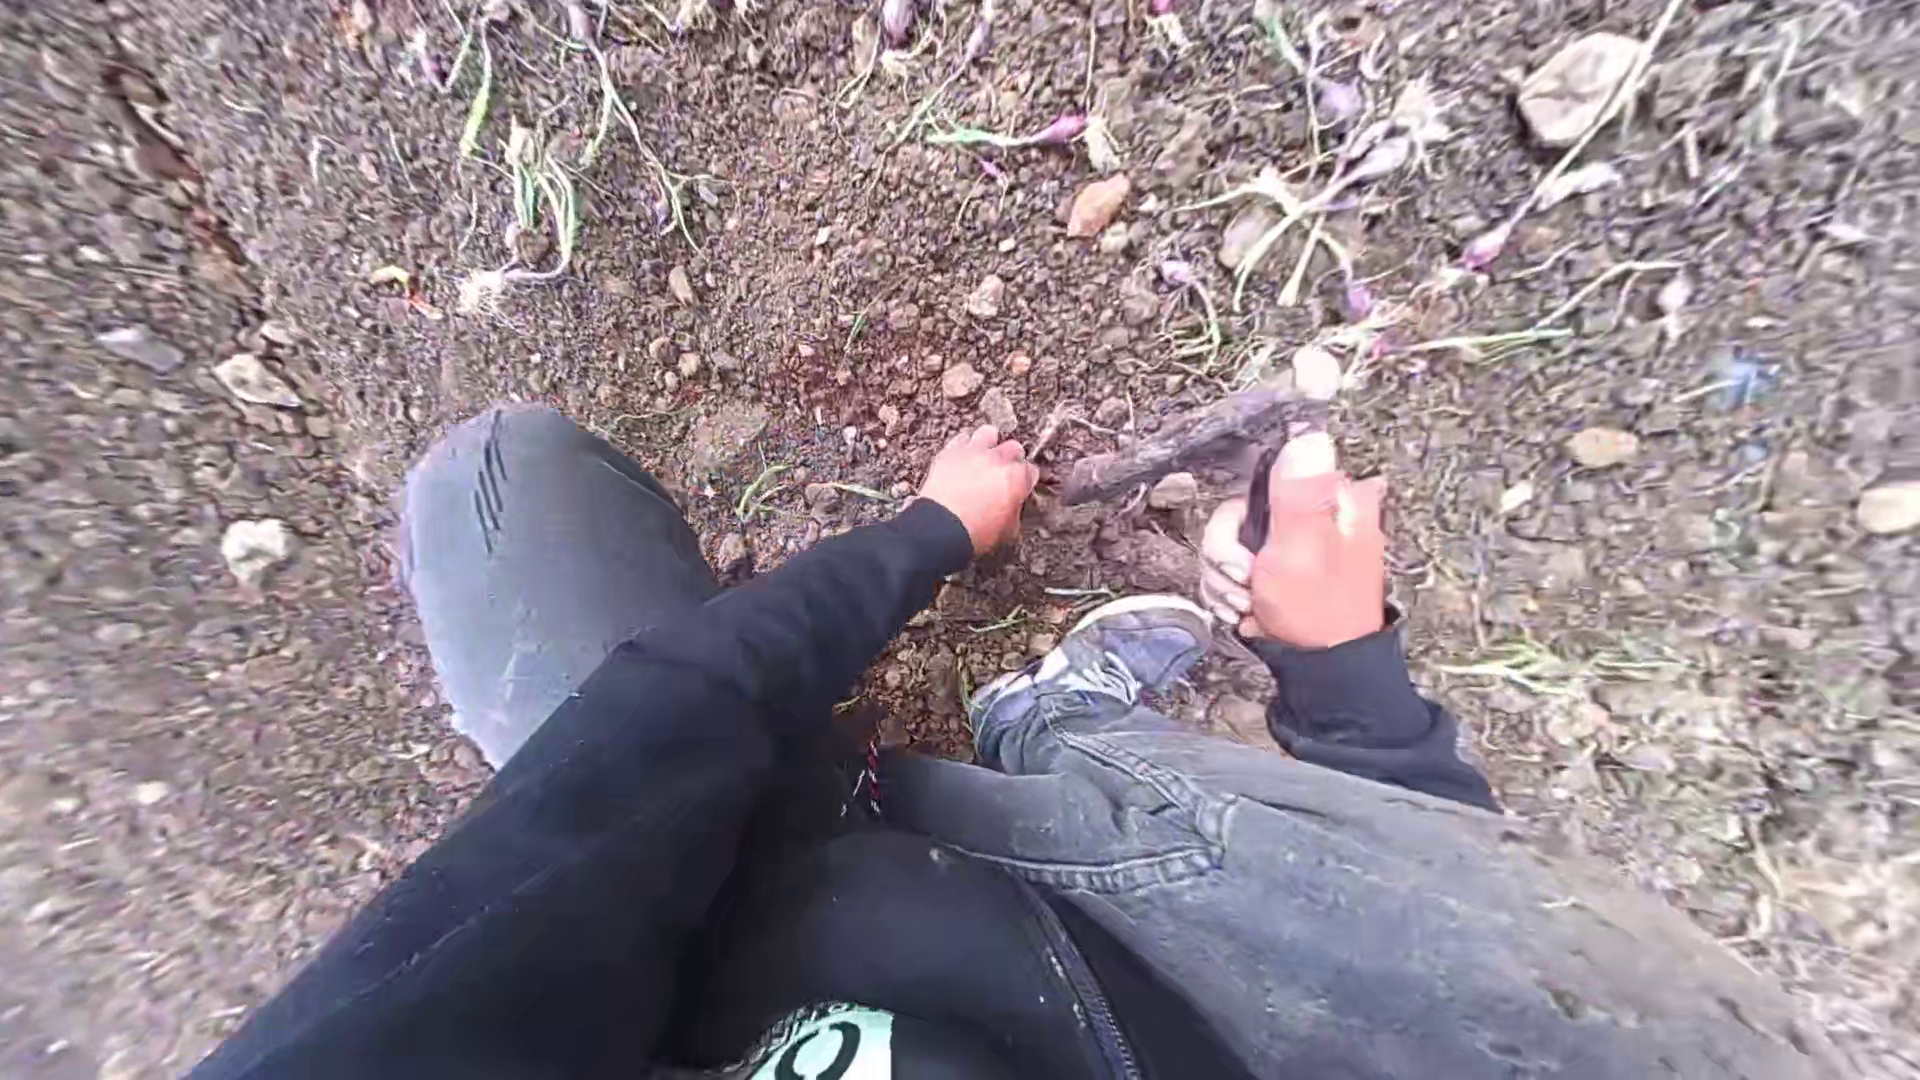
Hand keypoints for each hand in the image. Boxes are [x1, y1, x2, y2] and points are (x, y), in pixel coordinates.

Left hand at [918, 425, 1038, 554]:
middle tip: (1005, 468)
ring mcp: (973, 453)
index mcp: (1016, 478)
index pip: (1031, 470)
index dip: (1026, 478)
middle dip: (1012, 457)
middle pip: (1013, 447)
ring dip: (989, 442)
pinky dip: (964, 445)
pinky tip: (963, 453)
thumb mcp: (1007, 529)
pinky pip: (961, 438)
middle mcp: (998, 460)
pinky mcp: (950, 452)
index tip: (1021, 483)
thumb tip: (1012, 507)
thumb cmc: (973, 532)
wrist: (941, 528)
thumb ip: (1014, 510)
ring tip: (985, 453)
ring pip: (988, 433)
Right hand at [1200, 433, 1387, 647]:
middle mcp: (1306, 515)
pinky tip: (1241, 606)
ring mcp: (1285, 542)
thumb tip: (1308, 436)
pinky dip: (1225, 588)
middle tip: (1244, 578)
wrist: (1317, 664)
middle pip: (1232, 513)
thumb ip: (1299, 495)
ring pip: (1222, 541)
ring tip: (1245, 600)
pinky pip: (1224, 565)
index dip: (1238, 514)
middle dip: (1225, 553)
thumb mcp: (1303, 549)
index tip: (1243, 548)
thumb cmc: (1315, 611)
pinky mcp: (1267, 564)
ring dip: (1223, 576)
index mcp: (1327, 501)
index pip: (1262, 475)